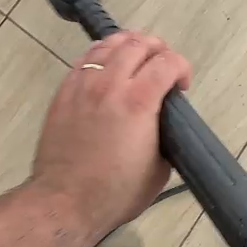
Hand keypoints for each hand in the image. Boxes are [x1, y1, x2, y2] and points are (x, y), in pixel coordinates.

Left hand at [29, 31, 192, 240]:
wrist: (65, 202)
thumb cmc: (115, 192)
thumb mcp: (159, 170)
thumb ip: (166, 135)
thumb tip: (164, 121)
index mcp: (139, 102)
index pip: (168, 62)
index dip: (182, 67)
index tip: (181, 85)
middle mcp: (112, 84)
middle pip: (139, 44)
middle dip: (159, 49)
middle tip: (163, 67)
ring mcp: (84, 83)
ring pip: (110, 44)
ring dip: (130, 44)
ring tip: (137, 57)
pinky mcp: (65, 90)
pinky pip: (86, 57)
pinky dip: (103, 53)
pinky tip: (109, 64)